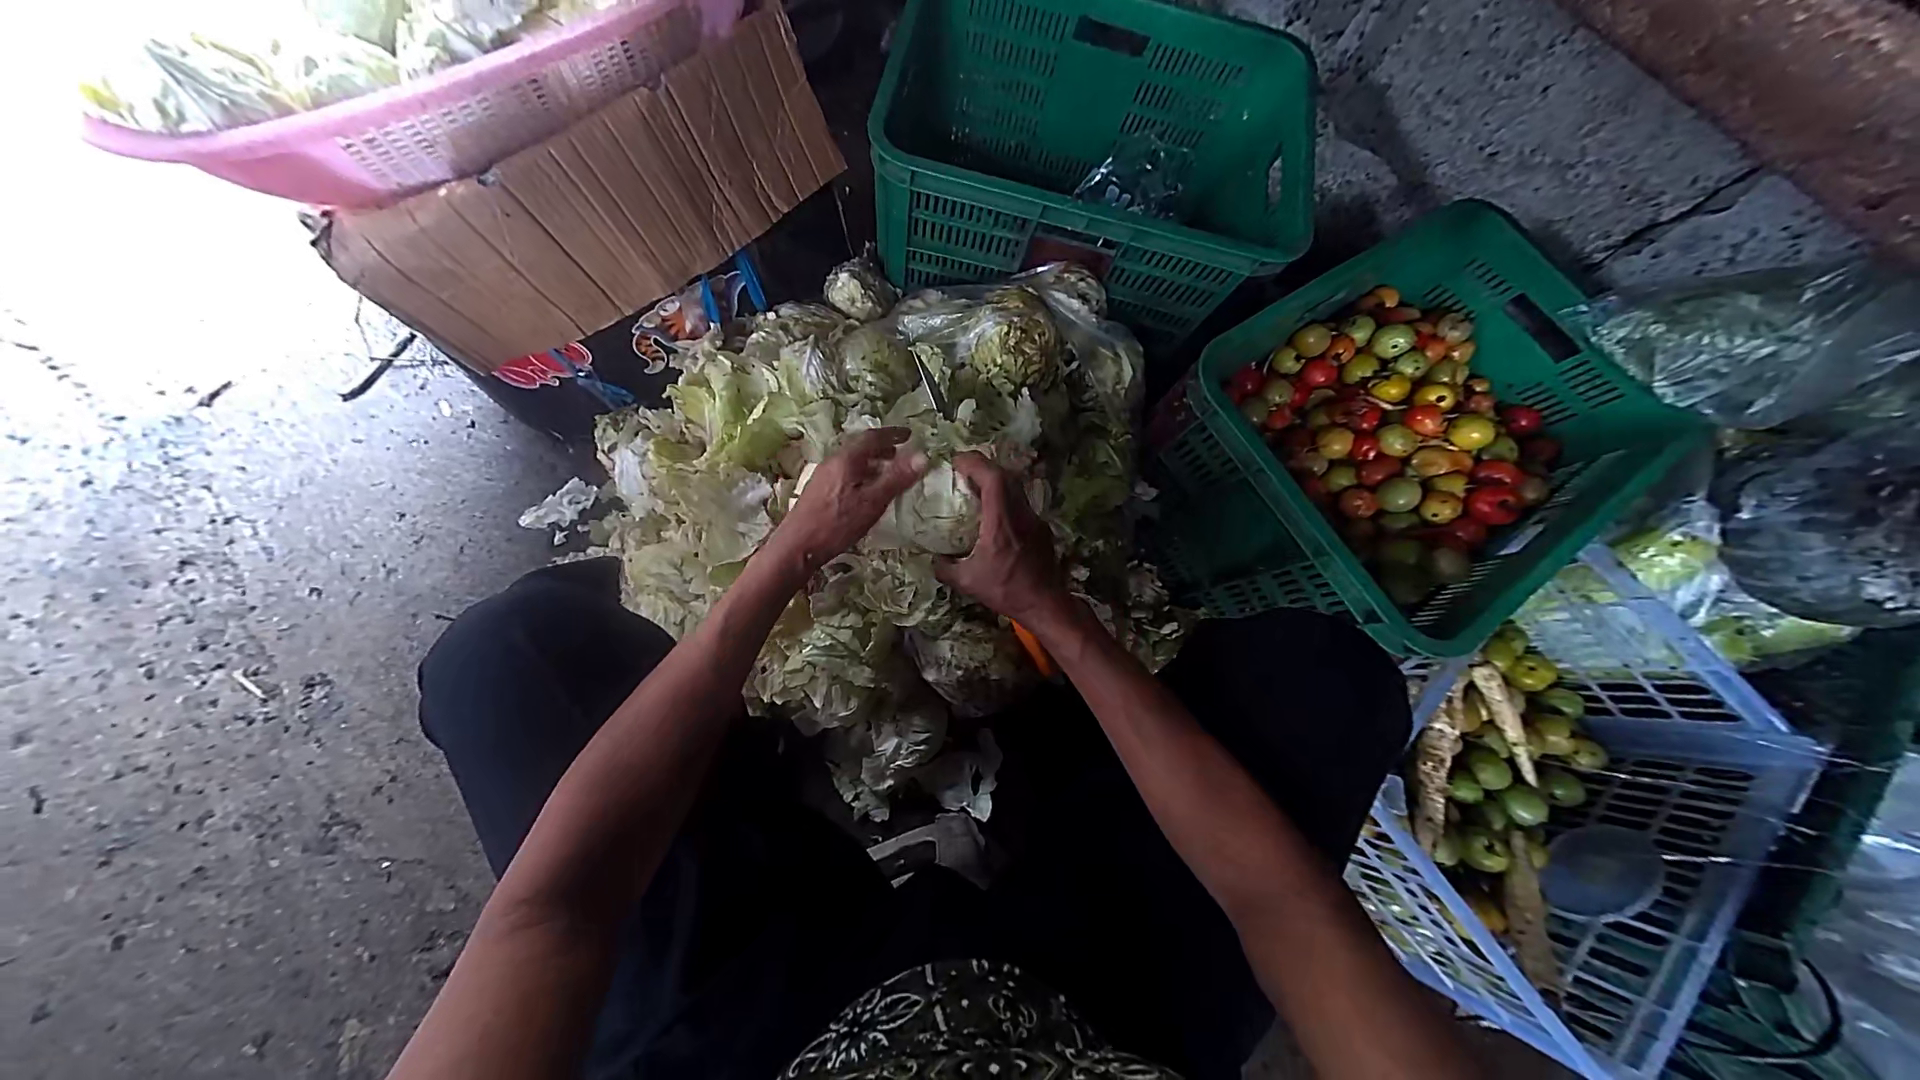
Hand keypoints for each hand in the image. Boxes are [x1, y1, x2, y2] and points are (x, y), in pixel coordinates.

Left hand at [771, 427, 927, 574]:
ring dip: (872, 461)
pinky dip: (862, 473)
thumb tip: (922, 456)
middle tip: (900, 454)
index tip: (910, 435)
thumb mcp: (872, 502)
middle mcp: (833, 462)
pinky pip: (845, 472)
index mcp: (847, 459)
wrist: (797, 547)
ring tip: (887, 472)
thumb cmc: (837, 524)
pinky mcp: (819, 490)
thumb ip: (896, 479)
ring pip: (852, 461)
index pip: (872, 437)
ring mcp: (823, 475)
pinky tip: (866, 491)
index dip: (893, 434)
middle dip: (882, 448)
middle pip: (860, 447)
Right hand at [934, 452, 1072, 627]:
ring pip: (1015, 488)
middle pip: (1005, 475)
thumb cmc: (1005, 591)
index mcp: (1001, 523)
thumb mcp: (967, 582)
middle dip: (983, 466)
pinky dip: (1005, 498)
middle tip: (962, 470)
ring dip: (995, 481)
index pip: (993, 478)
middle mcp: (1021, 515)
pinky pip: (1021, 503)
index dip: (974, 463)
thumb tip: (932, 558)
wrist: (1044, 604)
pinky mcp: (1041, 529)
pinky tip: (994, 513)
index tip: (956, 461)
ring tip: (975, 487)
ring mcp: (1034, 520)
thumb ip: (944, 567)